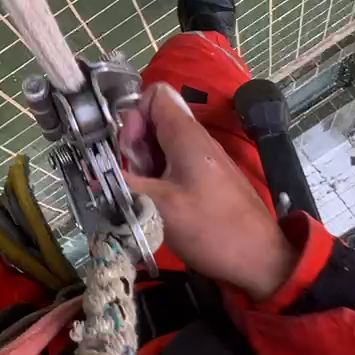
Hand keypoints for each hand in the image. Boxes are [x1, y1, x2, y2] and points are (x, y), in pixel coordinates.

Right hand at [122, 83, 294, 302]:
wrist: (261, 259)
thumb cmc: (212, 229)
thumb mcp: (160, 208)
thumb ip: (123, 186)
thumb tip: (94, 176)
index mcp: (185, 135)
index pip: (154, 94)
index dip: (133, 116)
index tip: (129, 150)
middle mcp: (194, 139)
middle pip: (153, 120)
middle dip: (134, 145)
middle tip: (136, 177)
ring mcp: (201, 158)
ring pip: (159, 143)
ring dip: (144, 165)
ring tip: (146, 193)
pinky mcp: (204, 177)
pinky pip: (172, 163)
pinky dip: (158, 177)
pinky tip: (158, 203)